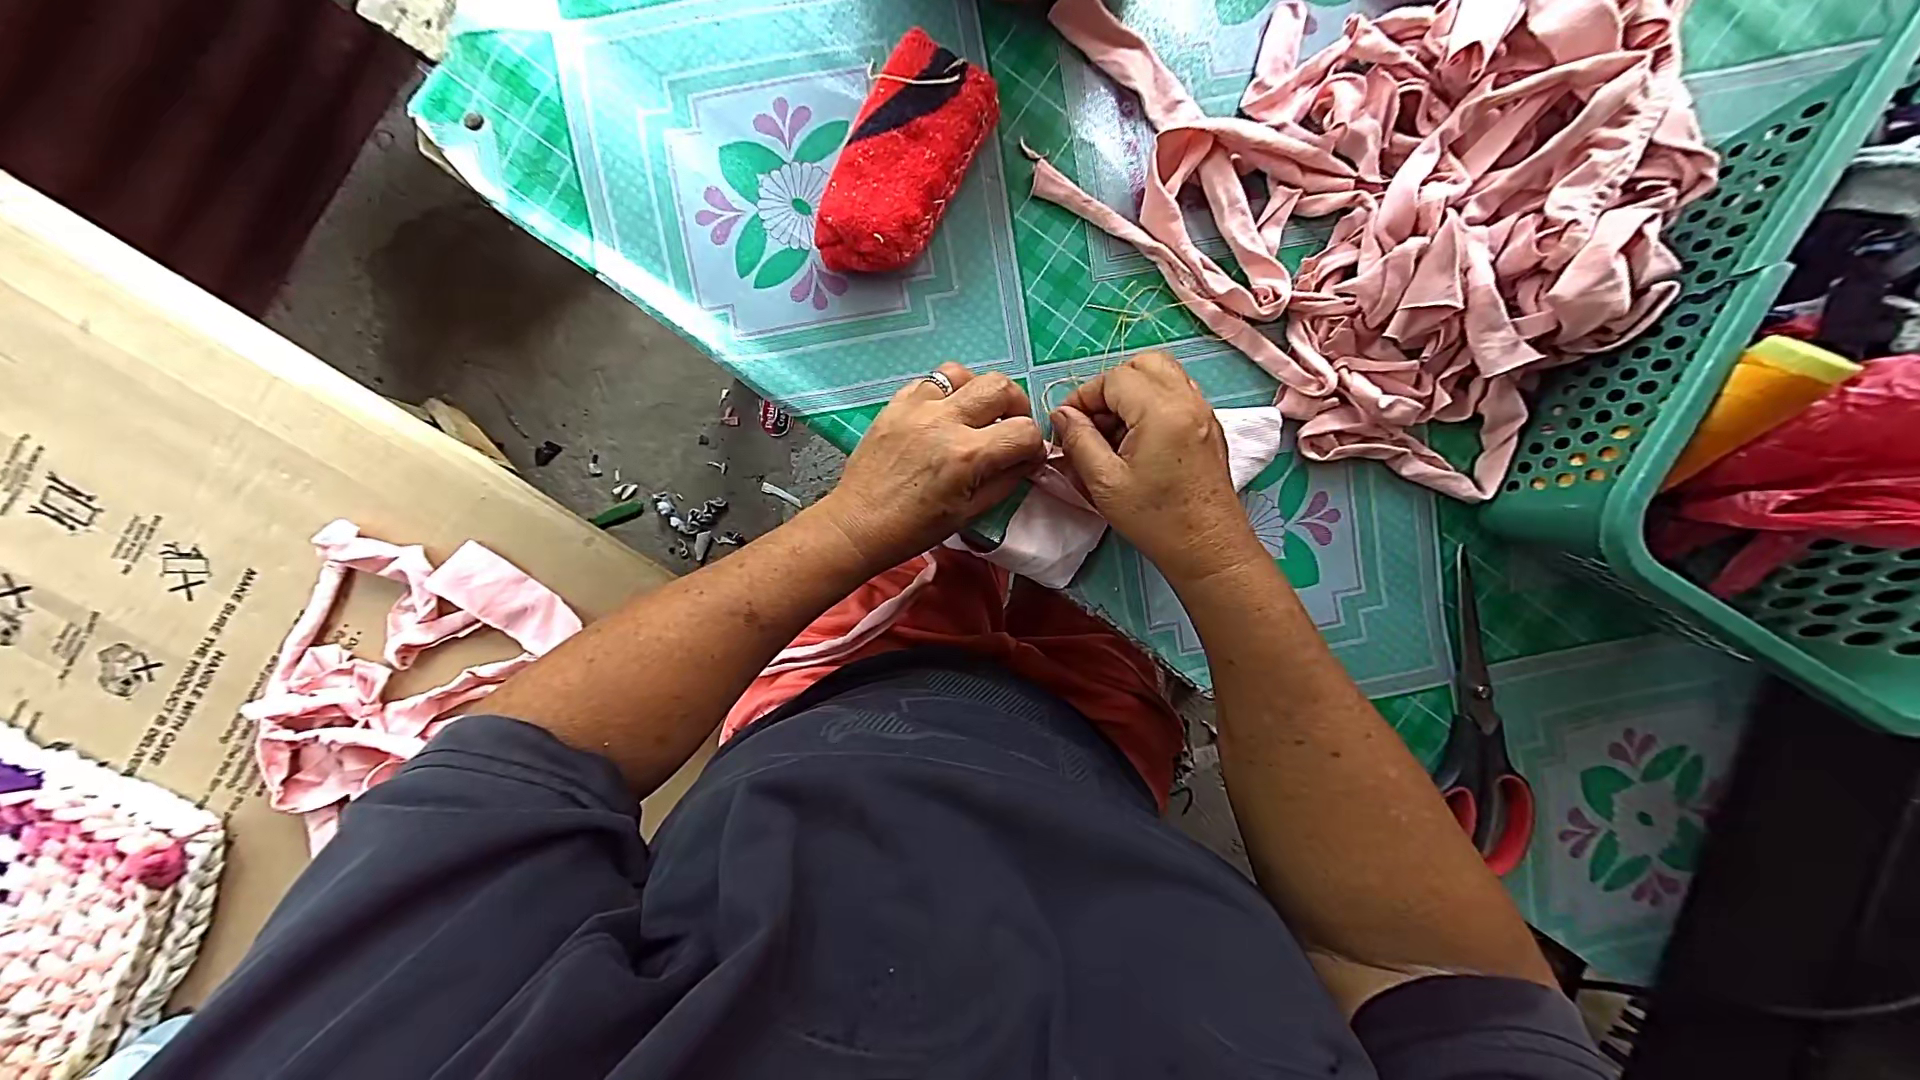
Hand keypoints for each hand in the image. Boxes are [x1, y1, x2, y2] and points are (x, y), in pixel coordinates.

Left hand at [815, 363, 1045, 571]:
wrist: (860, 523)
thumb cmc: (915, 528)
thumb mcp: (971, 513)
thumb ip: (1006, 480)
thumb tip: (1027, 458)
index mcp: (967, 455)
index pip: (1024, 431)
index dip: (1034, 445)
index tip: (1026, 456)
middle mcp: (945, 422)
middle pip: (1001, 386)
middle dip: (1016, 407)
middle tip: (1007, 427)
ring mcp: (917, 408)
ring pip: (965, 374)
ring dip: (978, 392)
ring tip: (973, 416)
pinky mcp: (896, 404)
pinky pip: (930, 381)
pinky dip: (945, 393)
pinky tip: (942, 416)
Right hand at [1050, 352, 1265, 584]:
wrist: (1207, 548)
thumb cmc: (1156, 520)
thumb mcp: (1104, 482)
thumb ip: (1079, 440)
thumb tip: (1062, 415)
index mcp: (1162, 410)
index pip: (1114, 378)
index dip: (1083, 397)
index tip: (1067, 424)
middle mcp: (1188, 401)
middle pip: (1143, 365)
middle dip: (1109, 387)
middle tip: (1091, 422)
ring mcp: (1203, 413)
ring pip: (1162, 376)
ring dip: (1131, 394)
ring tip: (1112, 433)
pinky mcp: (1208, 428)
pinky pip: (1176, 396)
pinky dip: (1151, 404)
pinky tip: (1135, 441)